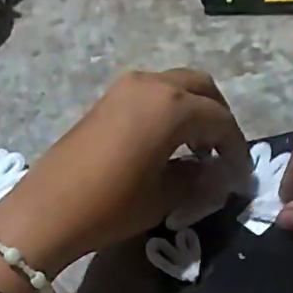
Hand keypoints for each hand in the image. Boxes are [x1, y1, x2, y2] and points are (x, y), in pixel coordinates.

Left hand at [0, 70, 252, 277]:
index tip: (242, 175)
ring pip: (176, 87)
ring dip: (194, 112)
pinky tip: (170, 146)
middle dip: (218, 118)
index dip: (236, 148)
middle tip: (224, 153)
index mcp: (172, 106)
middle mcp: (152, 84)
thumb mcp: (164, 197)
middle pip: (201, 88)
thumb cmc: (113, 205)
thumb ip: (196, 179)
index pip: (219, 120)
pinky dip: (170, 113)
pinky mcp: (107, 100)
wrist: (51, 209)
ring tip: (199, 151)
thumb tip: (213, 173)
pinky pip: (152, 96)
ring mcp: (125, 87)